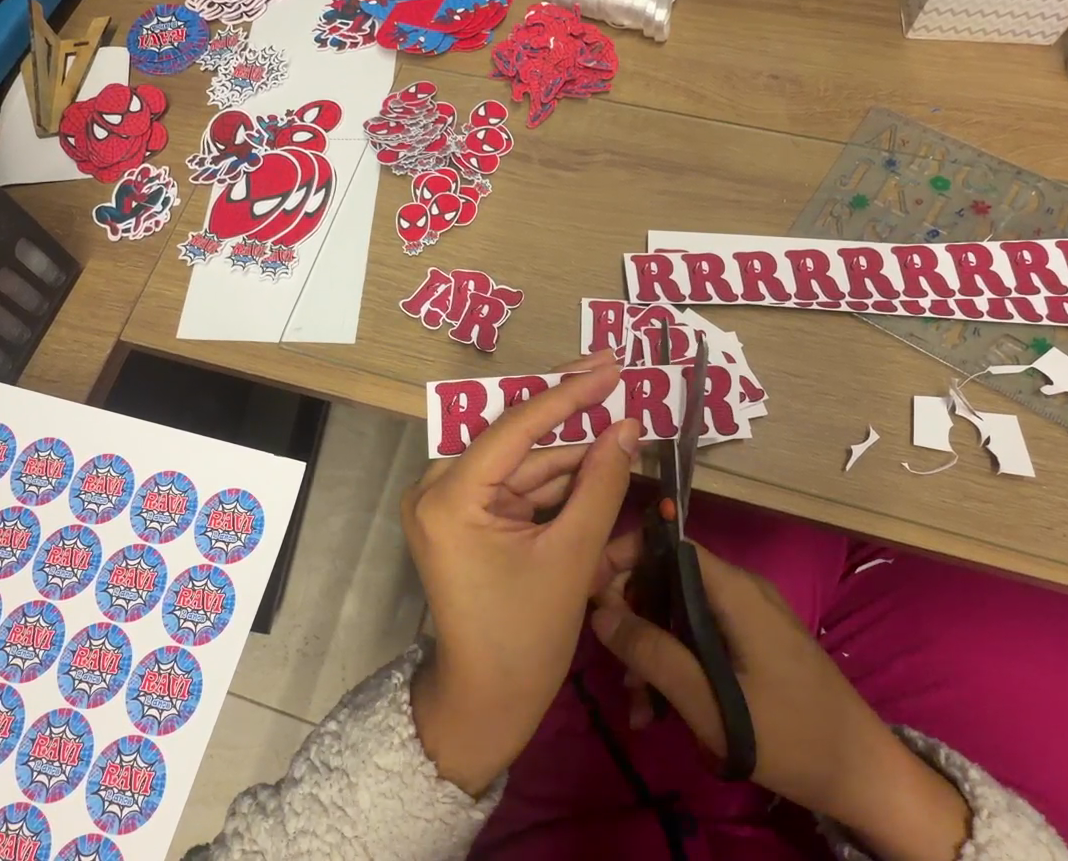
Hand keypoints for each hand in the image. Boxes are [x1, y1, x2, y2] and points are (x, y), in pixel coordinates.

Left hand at [405, 351, 642, 796]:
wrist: (487, 702)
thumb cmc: (525, 637)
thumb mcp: (571, 556)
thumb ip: (600, 485)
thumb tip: (628, 427)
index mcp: (450, 495)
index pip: (516, 427)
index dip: (569, 392)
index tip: (611, 364)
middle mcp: (439, 487)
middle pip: (518, 439)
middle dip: (572, 416)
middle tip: (616, 373)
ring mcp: (450, 502)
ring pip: (523, 463)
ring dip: (573, 454)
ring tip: (624, 428)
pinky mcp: (466, 517)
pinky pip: (518, 488)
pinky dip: (559, 485)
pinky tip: (601, 467)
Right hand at [590, 537, 970, 860]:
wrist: (865, 777)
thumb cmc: (791, 736)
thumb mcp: (711, 703)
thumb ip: (653, 654)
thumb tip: (599, 612)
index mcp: (734, 591)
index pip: (667, 544)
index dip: (623, 558)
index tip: (591, 594)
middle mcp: (740, 591)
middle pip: (667, 581)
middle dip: (633, 620)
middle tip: (616, 670)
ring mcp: (747, 618)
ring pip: (678, 615)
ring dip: (651, 653)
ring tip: (639, 707)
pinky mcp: (752, 644)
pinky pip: (699, 638)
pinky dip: (676, 665)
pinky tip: (660, 711)